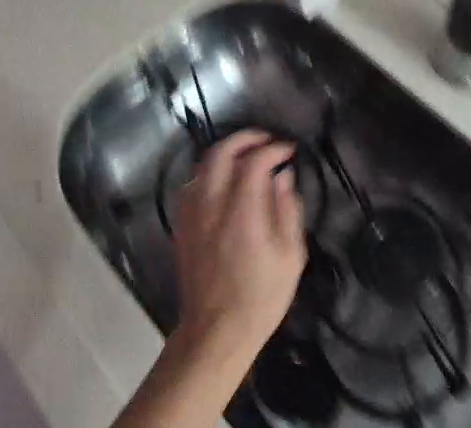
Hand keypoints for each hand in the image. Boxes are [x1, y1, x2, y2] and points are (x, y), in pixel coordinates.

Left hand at [170, 130, 306, 354]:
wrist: (215, 331)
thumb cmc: (260, 298)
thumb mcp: (290, 257)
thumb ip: (287, 210)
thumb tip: (283, 176)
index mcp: (241, 213)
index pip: (253, 162)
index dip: (273, 149)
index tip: (289, 151)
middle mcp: (210, 206)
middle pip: (220, 152)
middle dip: (244, 138)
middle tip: (266, 141)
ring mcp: (190, 214)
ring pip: (202, 165)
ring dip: (225, 153)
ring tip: (247, 157)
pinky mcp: (180, 225)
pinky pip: (192, 184)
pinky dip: (209, 172)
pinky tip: (224, 182)